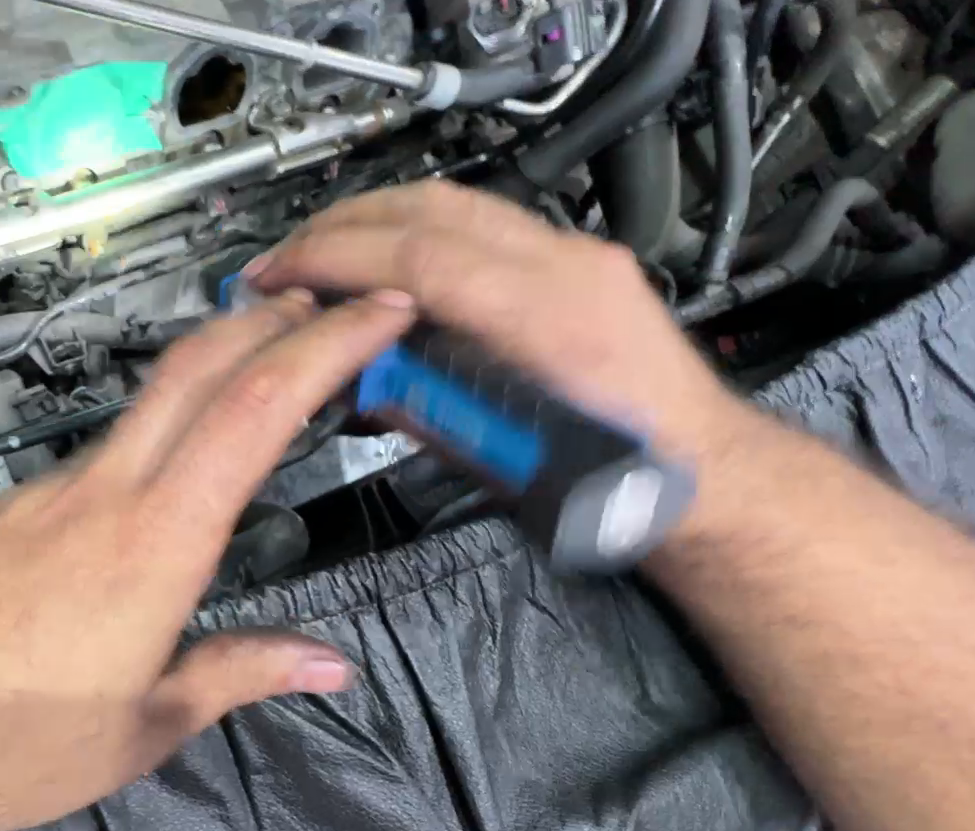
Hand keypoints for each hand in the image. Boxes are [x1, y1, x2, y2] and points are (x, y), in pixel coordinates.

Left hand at [0, 287, 417, 830]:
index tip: (376, 311)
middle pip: (190, 370)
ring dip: (203, 386)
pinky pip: (83, 468)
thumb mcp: (143, 728)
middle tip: (324, 311)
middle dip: (266, 323)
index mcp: (152, 543)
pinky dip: (138, 453)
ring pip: (134, 417)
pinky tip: (141, 501)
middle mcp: (95, 495)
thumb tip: (328, 661)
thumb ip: (238, 674)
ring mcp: (35, 496)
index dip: (324, 346)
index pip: (253, 409)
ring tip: (251, 395)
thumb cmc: (10, 750)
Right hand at [245, 181, 754, 475]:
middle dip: (339, 226)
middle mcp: (568, 267)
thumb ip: (419, 404)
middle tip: (281, 259)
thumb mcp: (494, 458)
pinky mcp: (571, 260)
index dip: (334, 260)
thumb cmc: (609, 483)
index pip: (418, 260)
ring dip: (371, 219)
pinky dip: (409, 230)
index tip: (278, 273)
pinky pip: (475, 222)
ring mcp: (575, 254)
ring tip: (316, 252)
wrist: (695, 469)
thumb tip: (351, 372)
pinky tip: (378, 257)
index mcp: (551, 320)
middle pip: (430, 208)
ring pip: (453, 202)